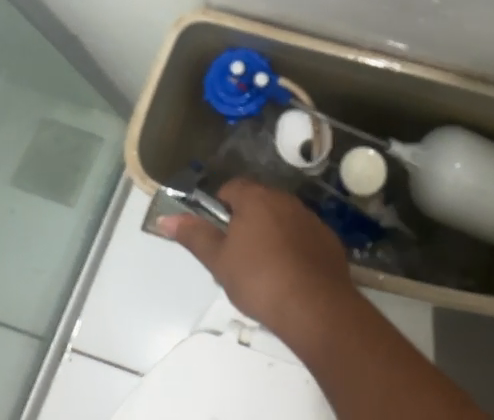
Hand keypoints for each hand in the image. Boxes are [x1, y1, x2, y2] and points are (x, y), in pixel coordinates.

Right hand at [158, 178, 357, 336]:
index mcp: (256, 199)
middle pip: (258, 201)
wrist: (314, 306)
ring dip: (271, 233)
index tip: (217, 233)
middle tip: (235, 256)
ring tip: (262, 269)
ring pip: (282, 218)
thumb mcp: (219, 261)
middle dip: (245, 221)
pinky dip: (294, 247)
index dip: (220, 206)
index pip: (232, 187)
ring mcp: (310, 218)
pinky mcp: (327, 238)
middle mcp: (285, 200)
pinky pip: (303, 236)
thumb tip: (166, 218)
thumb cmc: (259, 280)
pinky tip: (289, 275)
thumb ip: (194, 236)